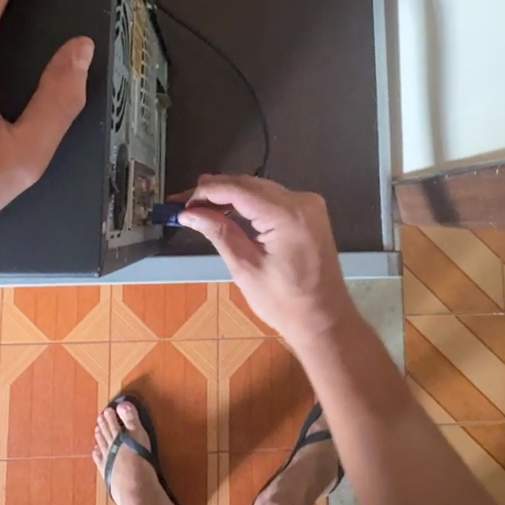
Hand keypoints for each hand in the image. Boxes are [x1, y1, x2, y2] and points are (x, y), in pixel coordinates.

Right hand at [176, 175, 355, 342]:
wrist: (325, 319)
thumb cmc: (284, 302)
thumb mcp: (246, 268)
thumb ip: (219, 232)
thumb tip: (189, 213)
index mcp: (287, 214)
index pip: (239, 190)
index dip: (207, 192)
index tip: (180, 201)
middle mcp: (302, 201)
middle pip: (250, 185)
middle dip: (216, 191)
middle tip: (184, 202)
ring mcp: (309, 205)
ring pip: (261, 189)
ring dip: (232, 194)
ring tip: (200, 204)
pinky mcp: (310, 213)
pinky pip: (274, 198)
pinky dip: (250, 202)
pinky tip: (229, 209)